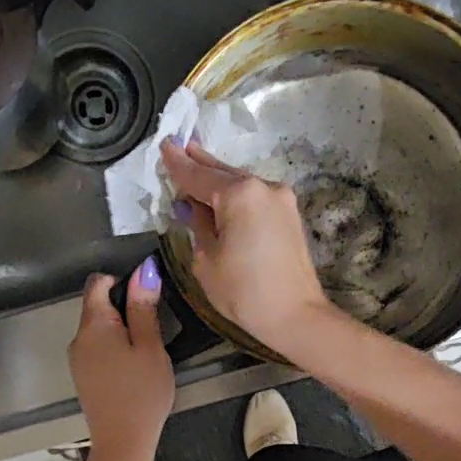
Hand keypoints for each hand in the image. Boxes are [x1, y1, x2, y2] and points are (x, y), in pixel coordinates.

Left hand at [70, 258, 174, 460]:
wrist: (122, 442)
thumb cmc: (142, 393)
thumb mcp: (150, 347)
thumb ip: (144, 308)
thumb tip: (144, 269)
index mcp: (93, 325)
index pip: (98, 282)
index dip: (123, 281)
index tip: (148, 299)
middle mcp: (78, 337)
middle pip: (98, 306)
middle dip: (125, 308)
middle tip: (155, 329)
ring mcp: (77, 359)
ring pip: (99, 330)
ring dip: (121, 330)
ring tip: (147, 350)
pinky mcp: (83, 376)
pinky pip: (98, 349)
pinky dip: (115, 348)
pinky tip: (133, 368)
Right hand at [160, 140, 335, 355]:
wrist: (295, 315)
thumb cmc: (244, 293)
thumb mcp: (206, 260)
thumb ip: (198, 226)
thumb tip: (195, 209)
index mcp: (239, 194)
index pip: (198, 175)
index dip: (177, 164)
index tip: (164, 146)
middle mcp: (263, 186)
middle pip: (223, 173)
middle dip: (200, 163)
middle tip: (180, 147)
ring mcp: (281, 199)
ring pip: (241, 184)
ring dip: (218, 181)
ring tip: (196, 169)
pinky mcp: (289, 215)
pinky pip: (254, 198)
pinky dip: (236, 196)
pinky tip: (221, 198)